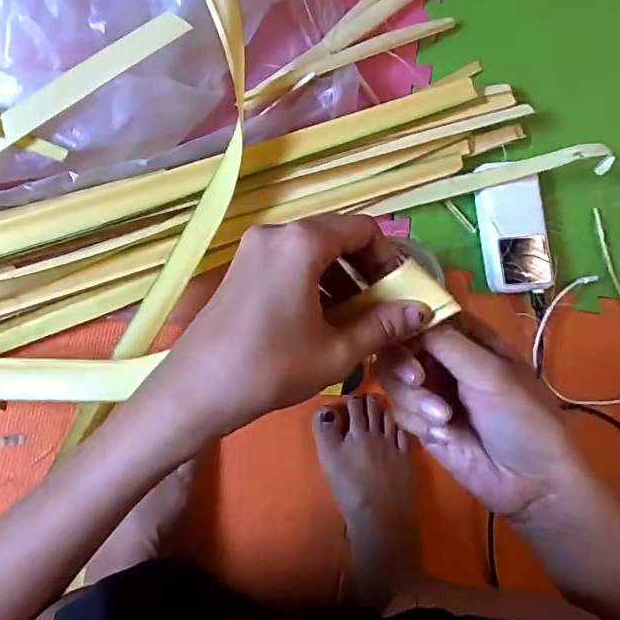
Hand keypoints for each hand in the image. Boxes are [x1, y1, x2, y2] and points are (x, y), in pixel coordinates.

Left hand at [151, 215, 432, 432]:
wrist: (198, 390)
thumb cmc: (272, 367)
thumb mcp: (337, 349)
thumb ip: (384, 324)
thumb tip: (422, 311)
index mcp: (301, 242)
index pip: (363, 229)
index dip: (390, 258)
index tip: (403, 290)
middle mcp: (275, 233)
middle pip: (336, 237)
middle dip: (366, 270)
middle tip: (384, 308)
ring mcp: (253, 249)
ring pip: (312, 252)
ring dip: (341, 279)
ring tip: (357, 320)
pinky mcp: (240, 268)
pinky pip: (289, 264)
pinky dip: (313, 283)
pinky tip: (323, 320)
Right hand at [382, 317, 589, 520]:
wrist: (530, 483)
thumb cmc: (522, 418)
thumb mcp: (490, 372)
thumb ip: (447, 342)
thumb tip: (408, 318)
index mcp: (468, 339)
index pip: (424, 316)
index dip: (406, 323)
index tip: (399, 336)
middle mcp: (445, 360)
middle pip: (399, 346)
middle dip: (403, 365)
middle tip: (417, 381)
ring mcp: (431, 391)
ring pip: (393, 379)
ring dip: (413, 399)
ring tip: (443, 419)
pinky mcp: (422, 422)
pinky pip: (398, 410)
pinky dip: (416, 421)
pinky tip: (444, 435)